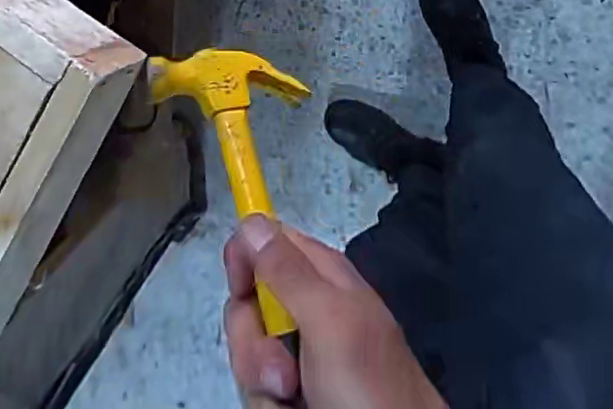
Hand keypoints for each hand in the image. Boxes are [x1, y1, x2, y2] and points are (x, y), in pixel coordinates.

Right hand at [223, 215, 446, 408]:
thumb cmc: (370, 390)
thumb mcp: (329, 321)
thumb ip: (287, 271)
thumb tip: (251, 220)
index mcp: (320, 275)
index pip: (265, 240)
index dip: (245, 259)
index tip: (242, 288)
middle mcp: (306, 308)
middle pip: (248, 304)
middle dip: (254, 343)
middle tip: (285, 373)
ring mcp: (301, 353)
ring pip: (249, 351)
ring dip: (262, 383)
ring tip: (295, 400)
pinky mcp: (296, 391)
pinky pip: (259, 389)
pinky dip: (271, 406)